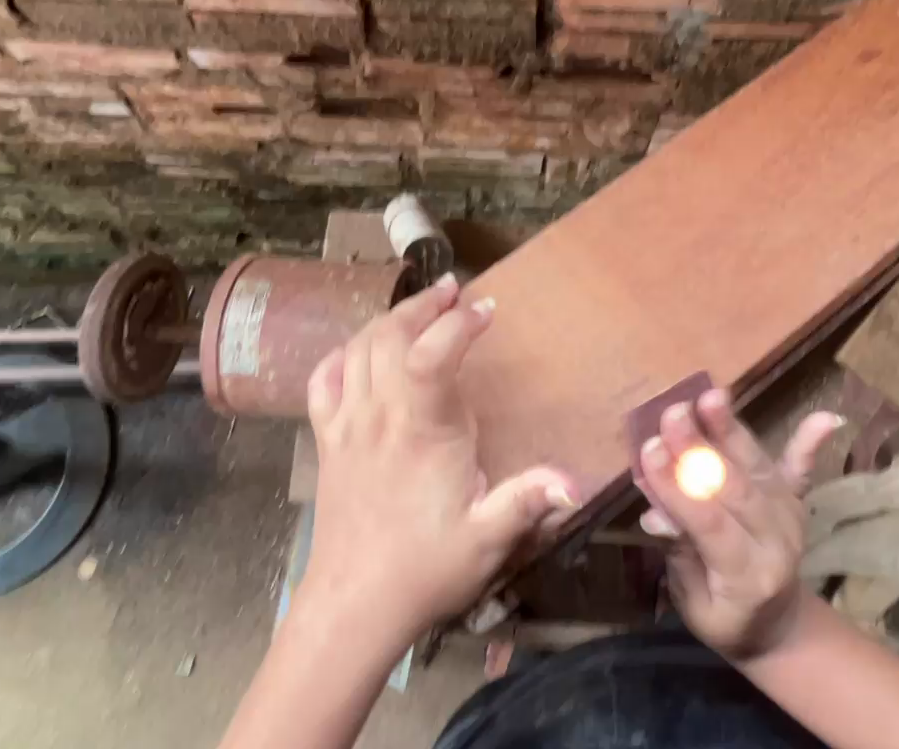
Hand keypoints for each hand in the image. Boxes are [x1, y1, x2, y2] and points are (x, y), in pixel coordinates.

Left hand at [300, 274, 578, 646]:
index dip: (459, 324)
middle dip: (423, 306)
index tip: (487, 311)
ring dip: (388, 321)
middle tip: (454, 294)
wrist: (353, 606)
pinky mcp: (326, 440)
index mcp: (420, 431)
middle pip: (389, 335)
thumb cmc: (424, 568)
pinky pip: (323, 380)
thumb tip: (575, 481)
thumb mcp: (486, 540)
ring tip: (419, 310)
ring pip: (357, 349)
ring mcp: (345, 425)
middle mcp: (378, 415)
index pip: (432, 354)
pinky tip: (360, 352)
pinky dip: (343, 355)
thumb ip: (526, 501)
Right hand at [637, 388, 841, 660]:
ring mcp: (790, 515)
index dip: (679, 488)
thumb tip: (655, 515)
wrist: (777, 625)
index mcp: (749, 575)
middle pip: (736, 486)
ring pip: (757, 467)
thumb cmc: (724, 617)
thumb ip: (680, 557)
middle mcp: (776, 539)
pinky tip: (828, 418)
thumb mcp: (694, 604)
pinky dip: (810, 442)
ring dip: (732, 428)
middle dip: (699, 447)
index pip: (709, 523)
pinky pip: (801, 469)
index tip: (650, 450)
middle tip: (672, 413)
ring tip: (711, 395)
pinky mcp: (796, 499)